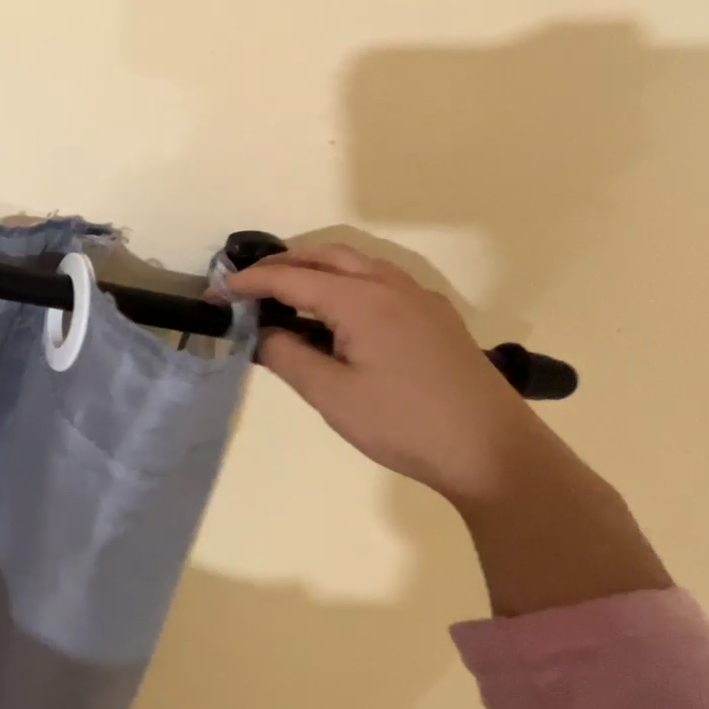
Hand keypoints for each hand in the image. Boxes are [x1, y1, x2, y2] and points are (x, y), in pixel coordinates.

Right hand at [223, 244, 564, 507]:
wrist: (494, 452)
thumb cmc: (403, 423)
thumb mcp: (330, 394)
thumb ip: (287, 355)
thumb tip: (262, 333)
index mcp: (362, 301)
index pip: (290, 278)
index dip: (247, 283)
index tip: (214, 294)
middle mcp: (391, 287)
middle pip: (325, 256)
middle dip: (280, 265)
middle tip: (245, 287)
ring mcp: (418, 300)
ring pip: (356, 264)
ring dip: (313, 269)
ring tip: (281, 295)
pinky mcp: (433, 318)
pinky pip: (378, 281)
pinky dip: (342, 282)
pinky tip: (331, 315)